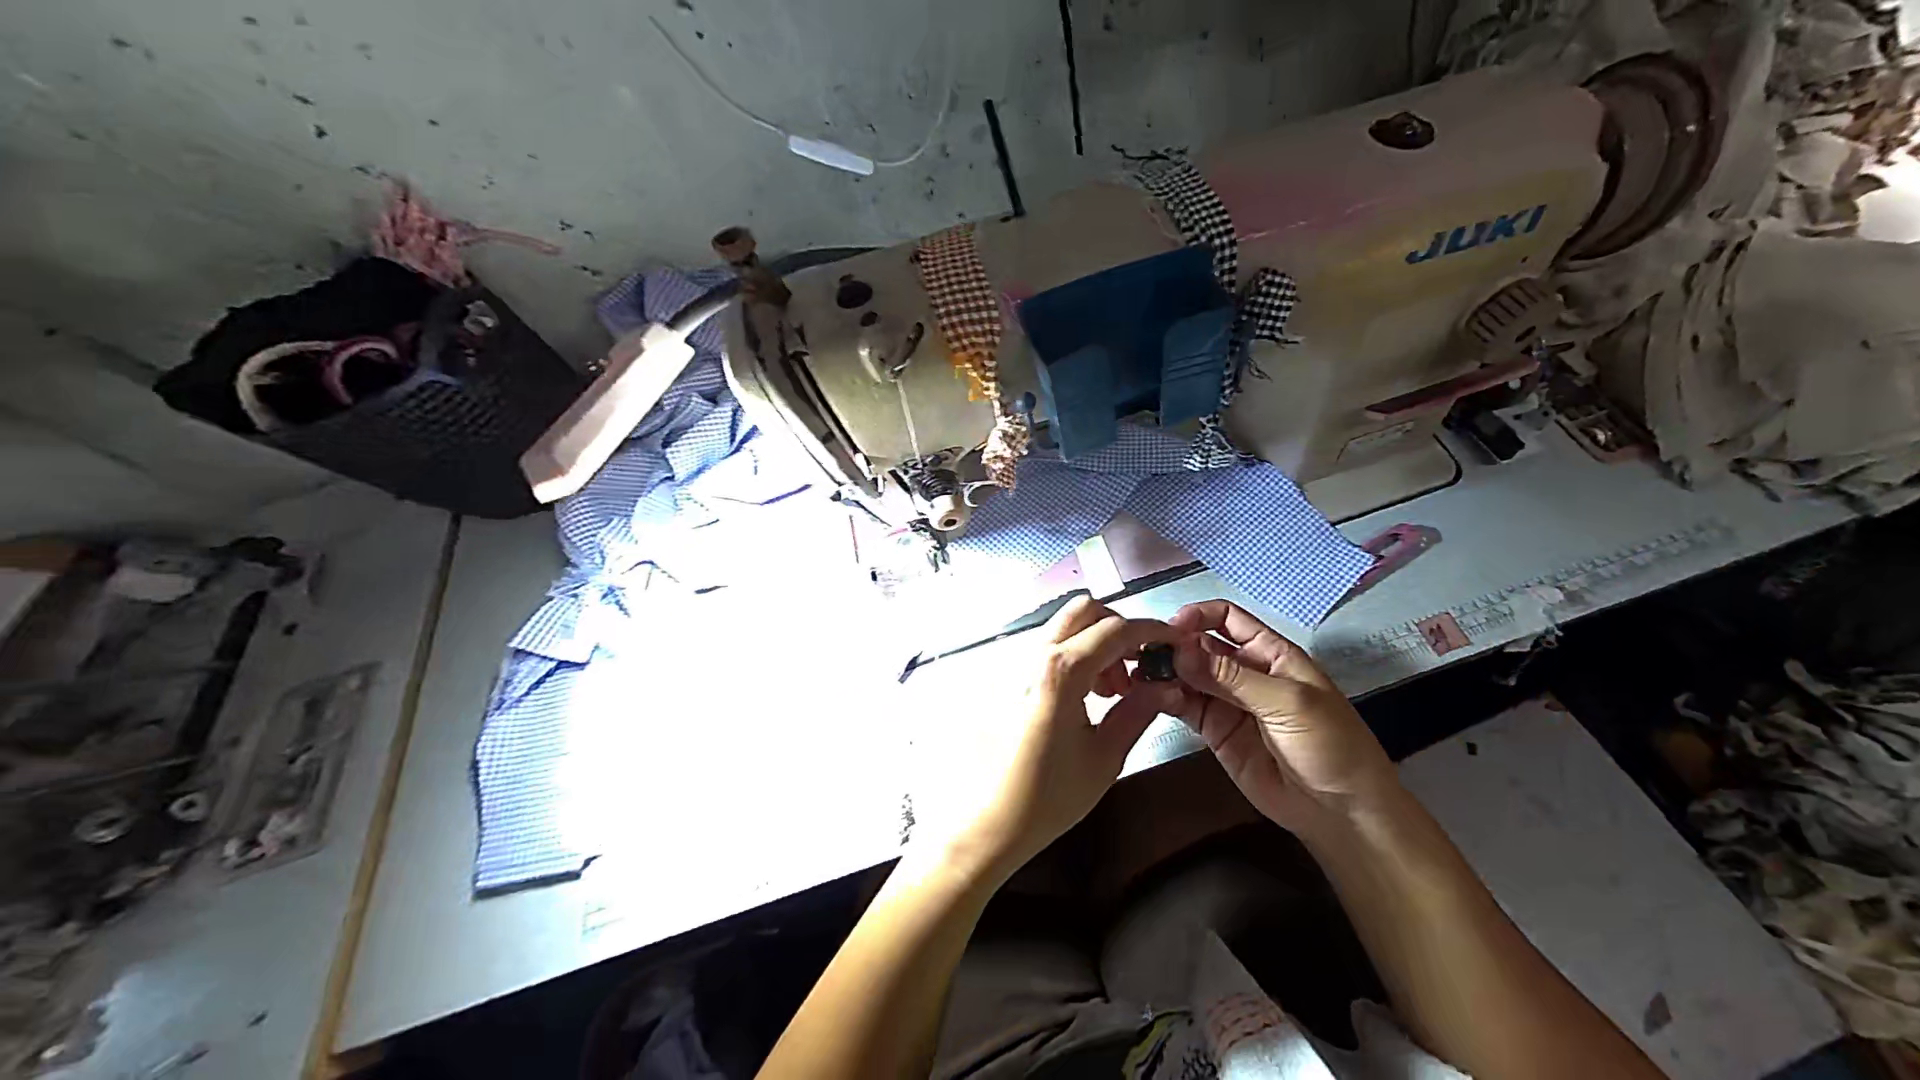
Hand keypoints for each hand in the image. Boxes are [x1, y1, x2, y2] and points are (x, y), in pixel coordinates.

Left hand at [909, 596, 1178, 882]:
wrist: (984, 823)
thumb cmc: (1045, 797)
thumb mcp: (1105, 757)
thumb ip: (1139, 711)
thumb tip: (1165, 686)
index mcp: (1060, 671)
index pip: (1116, 629)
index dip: (1151, 631)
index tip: (1172, 642)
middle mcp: (1032, 657)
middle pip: (1083, 611)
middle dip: (1118, 629)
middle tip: (1135, 668)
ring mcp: (1013, 665)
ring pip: (1062, 628)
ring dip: (1094, 644)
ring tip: (1110, 692)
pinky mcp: (1003, 680)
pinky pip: (1045, 650)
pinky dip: (1072, 658)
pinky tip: (1082, 698)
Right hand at [1153, 600, 1399, 835]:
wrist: (1342, 812)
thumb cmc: (1332, 746)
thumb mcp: (1288, 702)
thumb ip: (1232, 676)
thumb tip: (1180, 651)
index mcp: (1270, 653)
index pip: (1227, 618)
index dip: (1198, 616)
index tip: (1170, 627)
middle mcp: (1244, 672)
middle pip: (1199, 645)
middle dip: (1173, 646)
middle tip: (1145, 654)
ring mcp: (1226, 702)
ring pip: (1186, 675)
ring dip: (1164, 672)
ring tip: (1140, 676)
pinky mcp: (1213, 731)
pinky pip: (1183, 706)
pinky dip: (1165, 699)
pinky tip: (1151, 697)